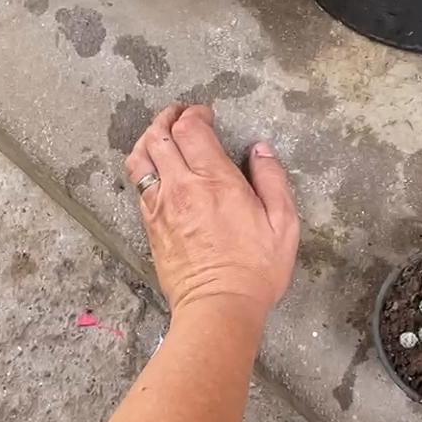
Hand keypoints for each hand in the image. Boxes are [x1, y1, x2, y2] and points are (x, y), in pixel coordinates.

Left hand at [123, 104, 298, 318]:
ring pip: (140, 157)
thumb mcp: (283, 224)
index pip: (191, 129)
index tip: (206, 115)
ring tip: (160, 134)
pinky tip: (155, 168)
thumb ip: (272, 179)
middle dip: (167, 117)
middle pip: (159, 135)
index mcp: (216, 180)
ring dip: (148, 138)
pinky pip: (138, 185)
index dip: (195, 114)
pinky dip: (143, 167)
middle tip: (179, 114)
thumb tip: (261, 150)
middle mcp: (182, 187)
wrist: (218, 307)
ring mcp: (161, 206)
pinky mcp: (150, 225)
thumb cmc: (255, 270)